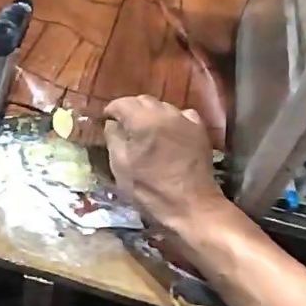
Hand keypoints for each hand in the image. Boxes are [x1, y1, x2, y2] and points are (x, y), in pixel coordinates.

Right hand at [105, 95, 233, 239]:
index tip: (106, 121)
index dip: (111, 110)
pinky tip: (168, 133)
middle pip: (143, 100)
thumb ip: (113, 138)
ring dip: (150, 114)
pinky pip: (182, 115)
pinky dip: (171, 119)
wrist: (191, 205)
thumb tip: (112, 123)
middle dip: (130, 110)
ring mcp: (186, 121)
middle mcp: (166, 114)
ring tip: (144, 131)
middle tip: (122, 127)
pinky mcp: (199, 131)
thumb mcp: (120, 166)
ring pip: (163, 106)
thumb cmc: (149, 188)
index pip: (122, 103)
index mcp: (143, 121)